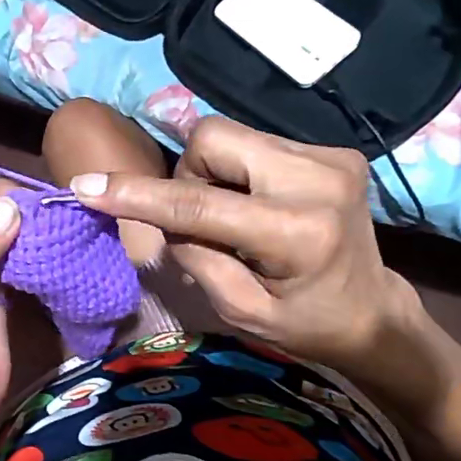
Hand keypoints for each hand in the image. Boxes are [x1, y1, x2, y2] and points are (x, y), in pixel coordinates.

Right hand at [71, 117, 420, 374]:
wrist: (372, 311)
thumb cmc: (303, 324)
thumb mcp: (239, 311)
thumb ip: (195, 257)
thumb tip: (162, 211)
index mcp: (296, 232)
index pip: (198, 203)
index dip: (138, 194)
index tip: (88, 186)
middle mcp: (317, 178)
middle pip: (211, 138)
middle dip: (189, 176)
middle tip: (204, 221)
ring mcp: (329, 156)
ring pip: (229, 135)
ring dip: (213, 175)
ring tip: (234, 216)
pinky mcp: (331, 148)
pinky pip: (253, 142)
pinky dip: (238, 172)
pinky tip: (257, 204)